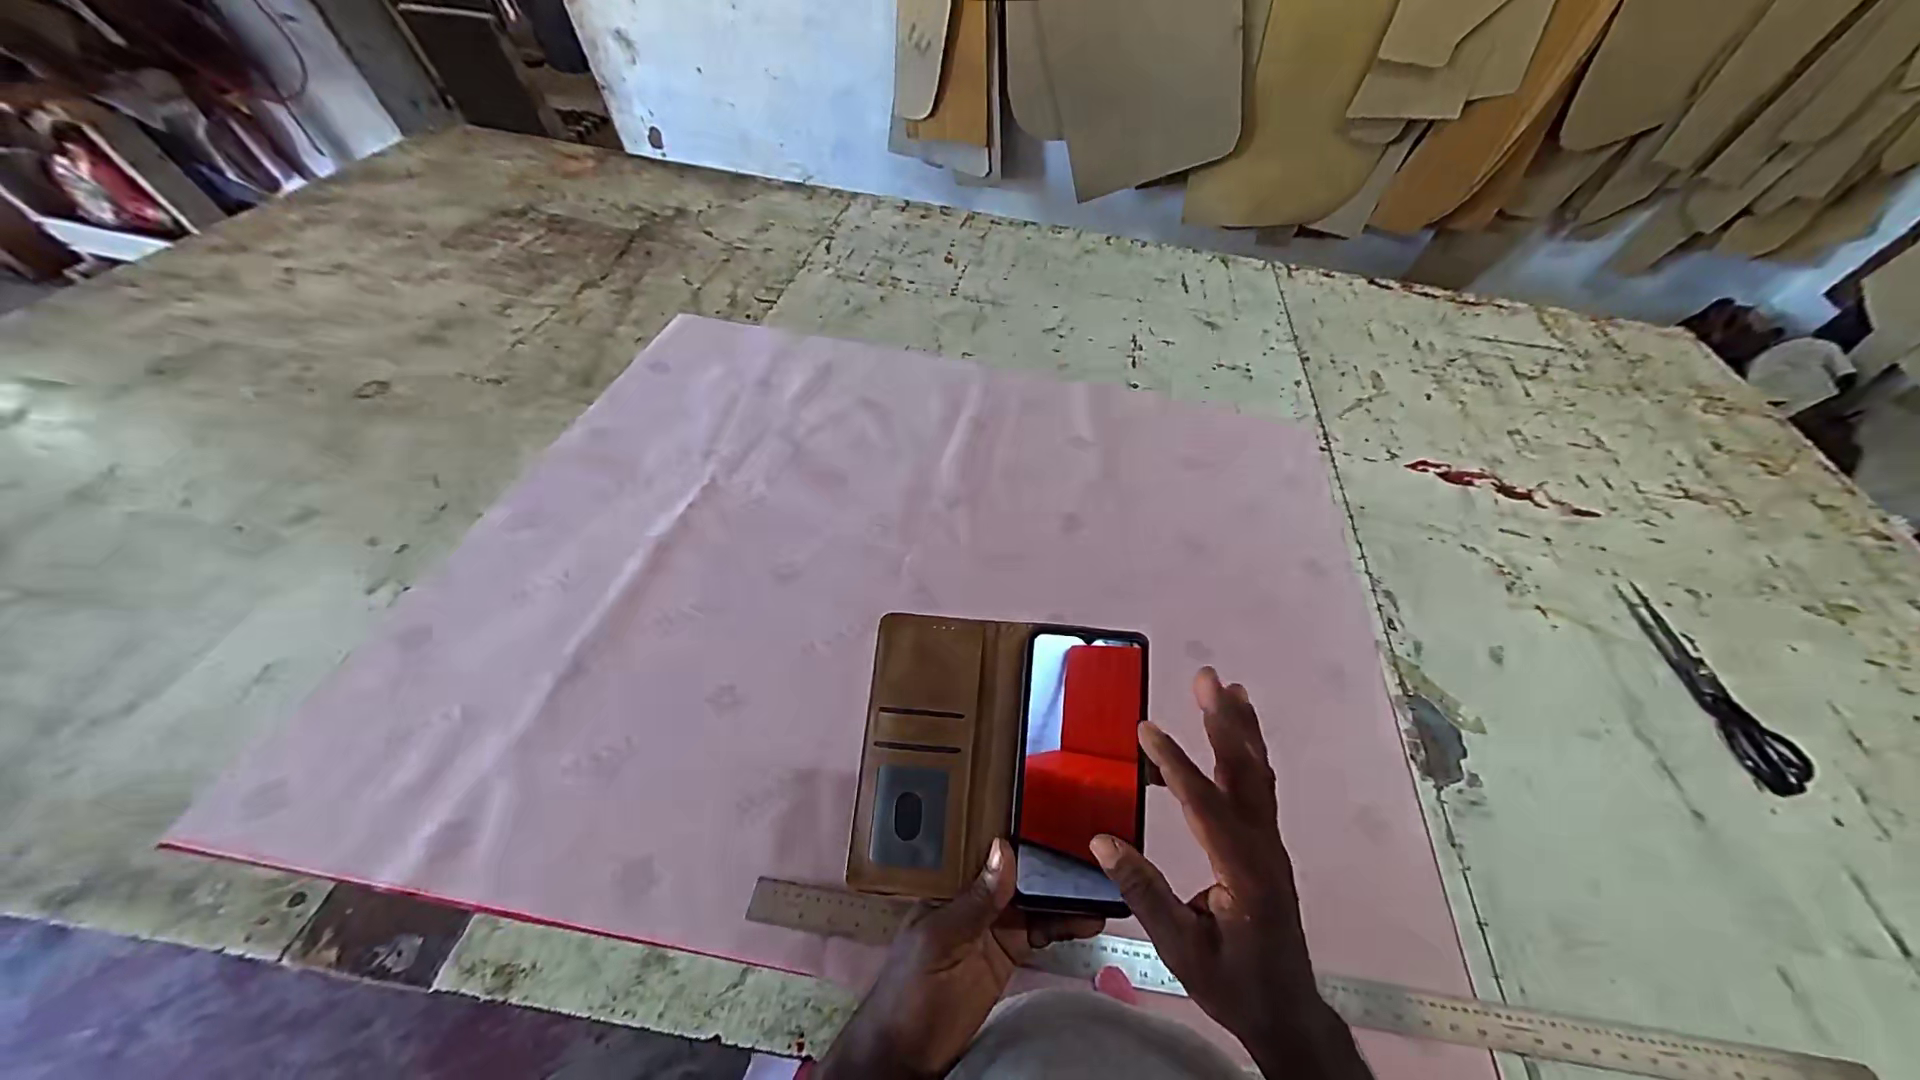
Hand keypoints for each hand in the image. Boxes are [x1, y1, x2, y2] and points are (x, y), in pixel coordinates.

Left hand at [817, 838, 1103, 1079]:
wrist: (909, 1055)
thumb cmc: (910, 989)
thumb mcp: (939, 940)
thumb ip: (974, 901)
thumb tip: (1004, 849)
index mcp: (948, 883)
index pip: (982, 847)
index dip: (1012, 830)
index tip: (1046, 815)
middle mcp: (972, 896)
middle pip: (1014, 872)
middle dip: (1046, 862)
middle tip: (1083, 852)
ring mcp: (992, 924)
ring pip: (1032, 900)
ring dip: (1061, 895)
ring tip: (1095, 888)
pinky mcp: (1007, 951)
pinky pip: (1039, 930)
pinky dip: (1061, 925)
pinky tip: (1085, 921)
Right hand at [1091, 668, 1371, 1079]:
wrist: (1286, 1012)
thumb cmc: (1232, 984)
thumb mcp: (1181, 948)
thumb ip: (1143, 893)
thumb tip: (1101, 841)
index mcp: (1242, 872)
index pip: (1204, 805)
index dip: (1173, 765)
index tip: (1144, 731)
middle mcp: (1262, 847)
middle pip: (1243, 773)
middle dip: (1223, 722)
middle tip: (1207, 678)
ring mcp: (1269, 844)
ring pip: (1256, 774)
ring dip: (1241, 727)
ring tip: (1227, 687)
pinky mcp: (1266, 845)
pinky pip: (1258, 787)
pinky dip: (1247, 751)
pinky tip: (1236, 732)